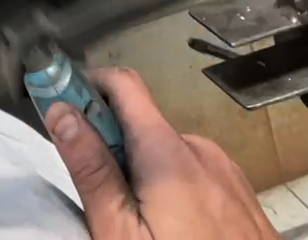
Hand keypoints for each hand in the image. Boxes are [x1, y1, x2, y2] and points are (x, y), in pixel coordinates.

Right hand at [46, 67, 277, 239]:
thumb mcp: (122, 237)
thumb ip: (92, 171)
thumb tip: (60, 110)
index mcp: (168, 150)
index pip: (122, 83)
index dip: (86, 87)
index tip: (64, 115)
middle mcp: (200, 150)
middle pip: (141, 126)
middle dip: (114, 150)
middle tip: (103, 204)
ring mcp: (229, 176)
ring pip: (168, 156)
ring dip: (145, 176)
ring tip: (144, 234)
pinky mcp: (247, 203)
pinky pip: (198, 179)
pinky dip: (177, 194)